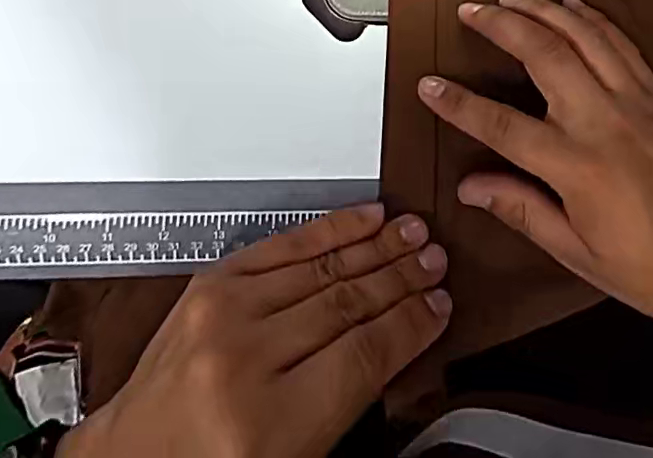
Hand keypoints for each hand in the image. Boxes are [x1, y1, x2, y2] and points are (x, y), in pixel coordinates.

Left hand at [62, 204, 450, 457]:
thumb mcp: (294, 457)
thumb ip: (348, 398)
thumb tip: (402, 337)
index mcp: (268, 424)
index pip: (366, 354)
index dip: (412, 323)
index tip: (440, 304)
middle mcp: (245, 360)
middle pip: (348, 302)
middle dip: (403, 278)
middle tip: (437, 260)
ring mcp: (224, 313)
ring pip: (325, 267)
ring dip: (378, 247)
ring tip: (414, 233)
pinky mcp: (213, 282)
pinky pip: (286, 245)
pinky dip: (332, 229)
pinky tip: (365, 219)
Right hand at [418, 0, 652, 342]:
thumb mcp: (582, 254)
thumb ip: (523, 210)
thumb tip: (474, 188)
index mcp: (581, 168)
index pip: (503, 126)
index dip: (460, 104)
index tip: (430, 86)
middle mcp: (607, 123)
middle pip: (543, 54)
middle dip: (500, 25)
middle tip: (470, 10)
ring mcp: (636, 102)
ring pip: (581, 36)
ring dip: (541, 9)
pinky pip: (620, 43)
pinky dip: (592, 17)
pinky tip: (572, 6)